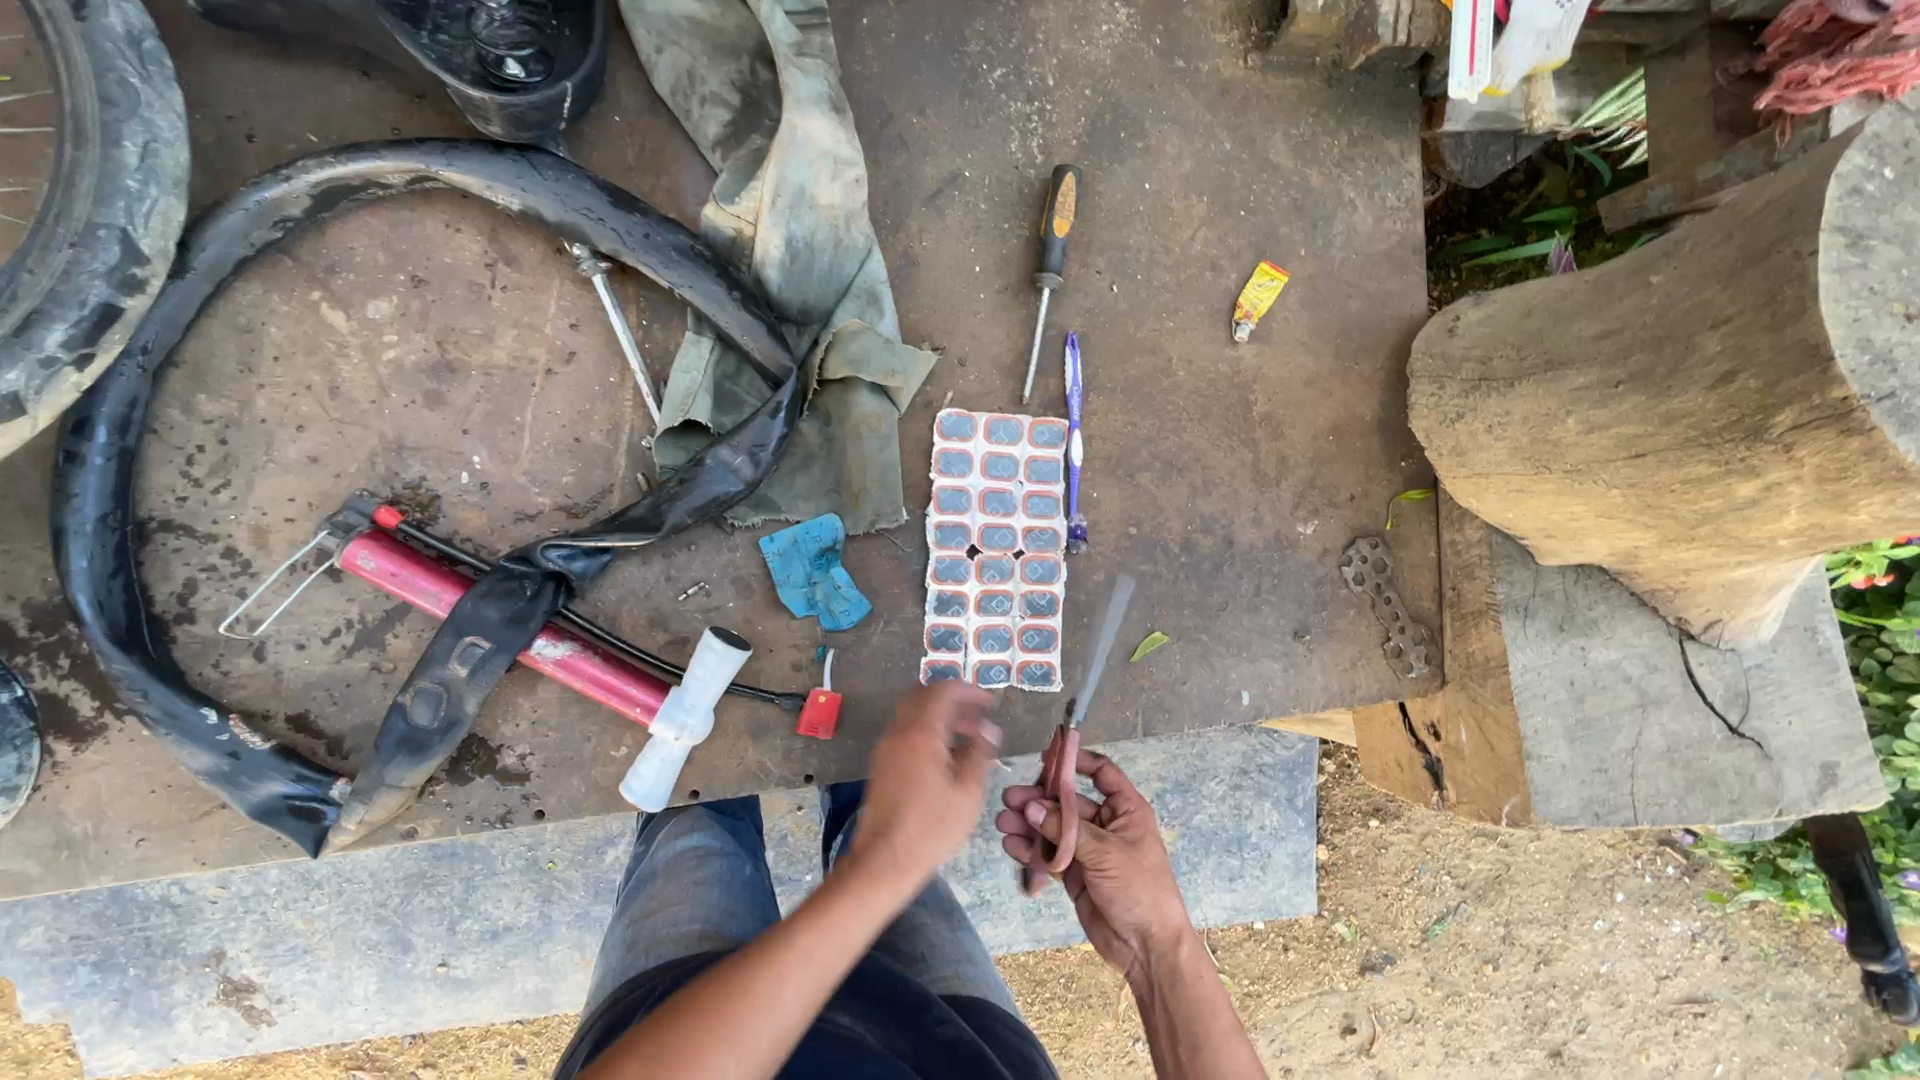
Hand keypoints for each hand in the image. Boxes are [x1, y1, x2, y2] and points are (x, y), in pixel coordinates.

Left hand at [847, 681, 1001, 893]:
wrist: (883, 860)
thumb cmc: (931, 827)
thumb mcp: (968, 792)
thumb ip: (980, 754)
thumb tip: (988, 730)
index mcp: (920, 732)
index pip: (942, 690)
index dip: (968, 690)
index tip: (989, 702)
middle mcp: (898, 732)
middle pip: (923, 697)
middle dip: (952, 700)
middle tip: (978, 716)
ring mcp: (886, 749)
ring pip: (913, 716)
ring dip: (940, 718)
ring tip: (968, 738)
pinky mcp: (881, 766)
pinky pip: (906, 734)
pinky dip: (927, 733)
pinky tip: (946, 758)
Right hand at [995, 747, 1191, 981]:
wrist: (1147, 947)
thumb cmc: (1139, 888)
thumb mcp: (1106, 852)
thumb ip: (1066, 828)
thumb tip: (1031, 807)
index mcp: (1126, 810)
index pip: (1101, 773)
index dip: (1076, 761)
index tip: (1047, 756)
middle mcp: (1106, 825)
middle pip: (1068, 802)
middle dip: (1039, 799)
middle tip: (1010, 798)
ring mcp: (1088, 850)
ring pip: (1054, 828)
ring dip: (1029, 824)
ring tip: (1003, 822)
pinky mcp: (1074, 874)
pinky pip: (1049, 854)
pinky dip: (1030, 849)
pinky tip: (1011, 844)